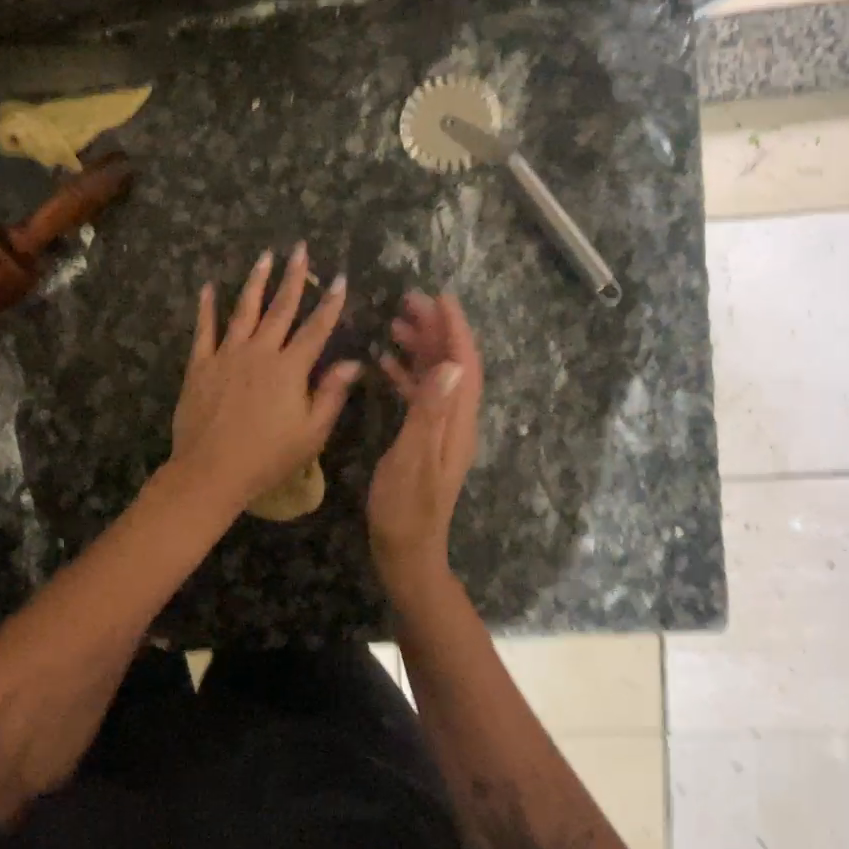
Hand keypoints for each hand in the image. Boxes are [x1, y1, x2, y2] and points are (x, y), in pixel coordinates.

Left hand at [169, 243, 361, 509]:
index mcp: (289, 369)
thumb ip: (331, 394)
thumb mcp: (311, 434)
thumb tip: (353, 363)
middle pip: (280, 308)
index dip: (330, 303)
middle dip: (293, 277)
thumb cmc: (267, 458)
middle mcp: (259, 352)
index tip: (340, 278)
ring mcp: (226, 355)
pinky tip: (207, 287)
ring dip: (255, 282)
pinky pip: (204, 330)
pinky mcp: (200, 365)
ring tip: (264, 257)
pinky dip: (206, 307)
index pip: (316, 329)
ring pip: (243, 310)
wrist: (211, 470)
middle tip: (300, 249)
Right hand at [368, 291, 481, 587]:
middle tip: (408, 300)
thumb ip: (429, 412)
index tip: (440, 296)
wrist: (407, 552)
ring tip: (394, 321)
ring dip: (420, 347)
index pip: (464, 365)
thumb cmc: (404, 509)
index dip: (454, 329)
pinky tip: (384, 362)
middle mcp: (455, 422)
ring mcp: (441, 431)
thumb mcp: (412, 458)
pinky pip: (420, 396)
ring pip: (436, 377)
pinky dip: (406, 374)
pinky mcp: (424, 440)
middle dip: (436, 329)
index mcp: (457, 423)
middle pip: (452, 365)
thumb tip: (448, 365)